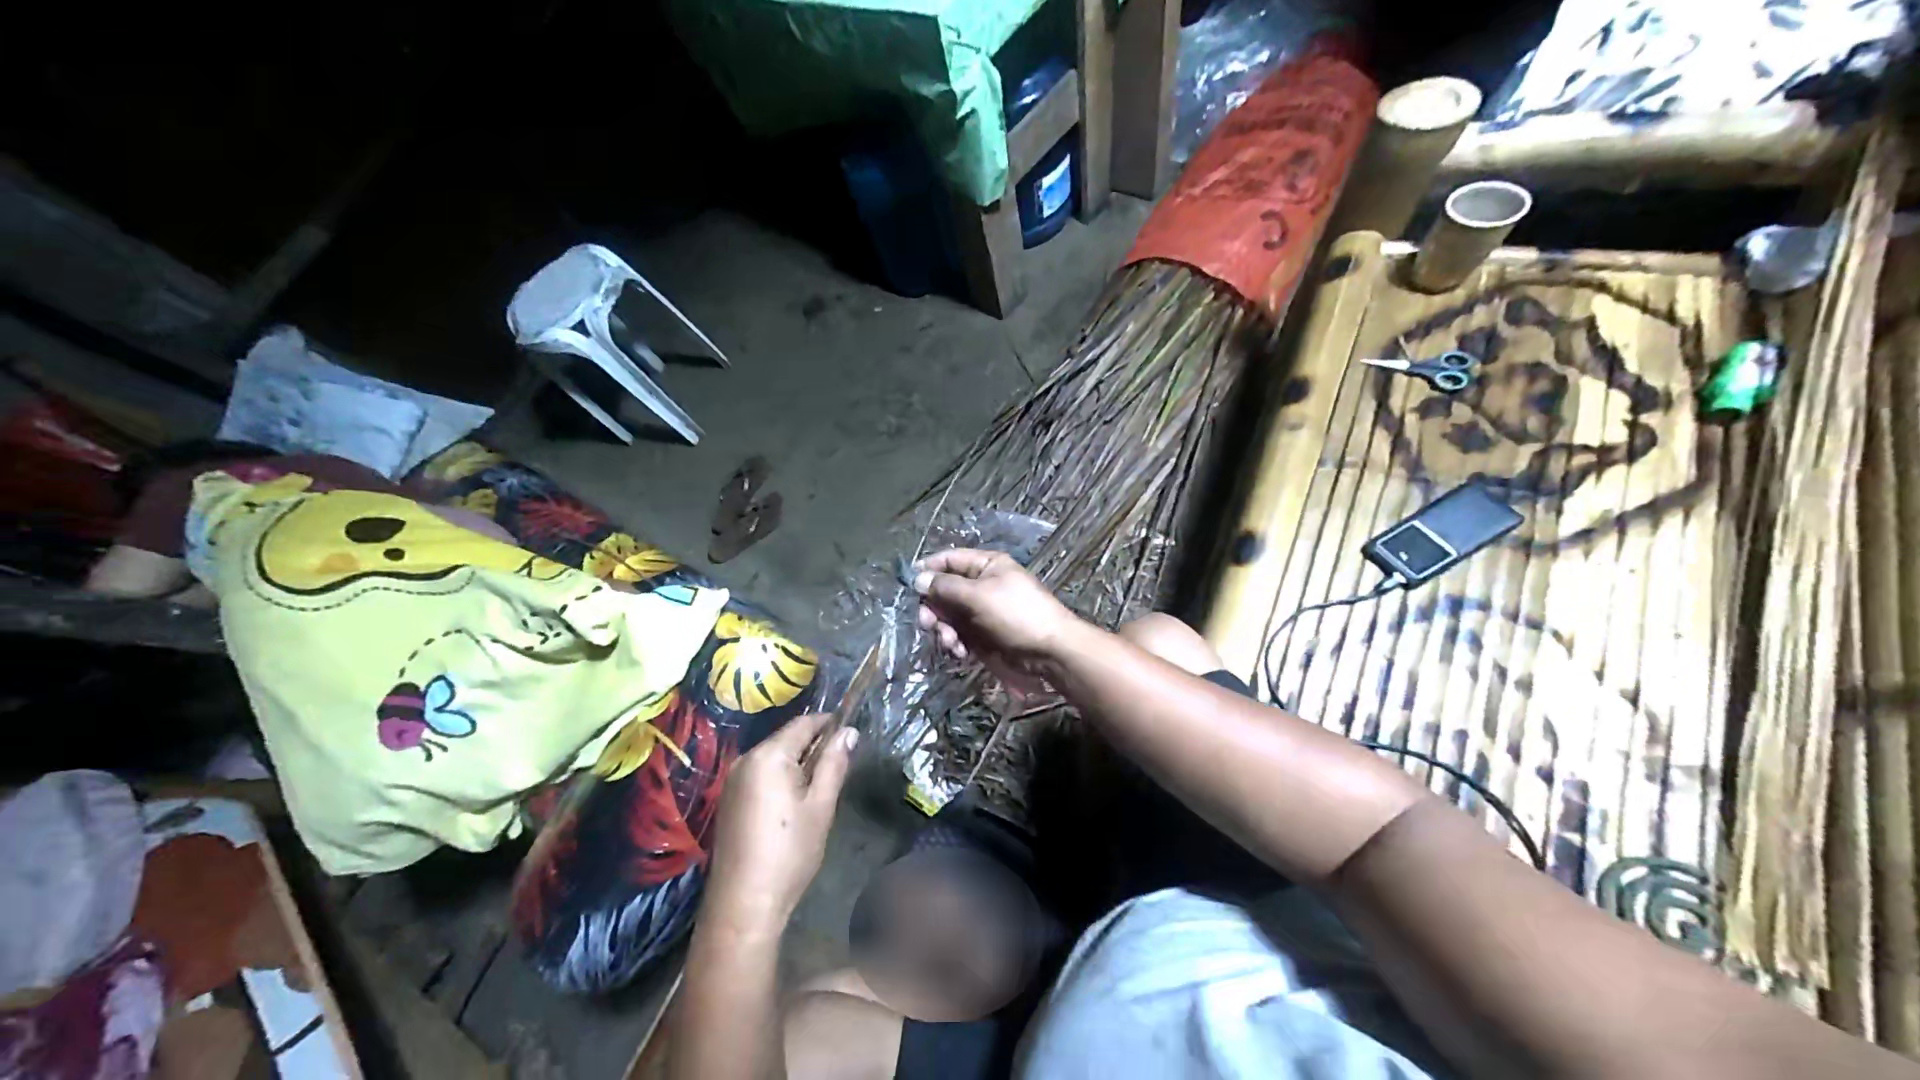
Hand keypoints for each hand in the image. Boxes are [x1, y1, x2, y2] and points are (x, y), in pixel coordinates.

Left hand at [704, 712, 857, 930]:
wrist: (744, 903)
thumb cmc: (790, 852)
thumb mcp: (821, 805)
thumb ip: (834, 763)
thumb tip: (849, 731)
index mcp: (769, 755)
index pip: (803, 723)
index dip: (829, 723)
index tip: (850, 733)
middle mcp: (746, 758)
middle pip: (786, 737)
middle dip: (814, 743)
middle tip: (840, 763)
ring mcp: (733, 778)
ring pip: (773, 755)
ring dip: (798, 761)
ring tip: (821, 783)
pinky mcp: (729, 798)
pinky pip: (760, 772)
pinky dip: (781, 775)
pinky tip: (794, 799)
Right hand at [912, 549, 1082, 688]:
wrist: (1049, 652)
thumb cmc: (1017, 615)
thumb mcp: (979, 595)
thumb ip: (945, 587)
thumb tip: (917, 578)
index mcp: (986, 565)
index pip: (948, 560)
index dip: (928, 570)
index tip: (909, 586)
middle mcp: (981, 585)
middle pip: (943, 591)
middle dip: (934, 608)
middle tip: (928, 624)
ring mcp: (981, 611)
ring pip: (947, 616)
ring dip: (943, 630)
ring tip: (951, 643)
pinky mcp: (982, 635)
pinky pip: (958, 634)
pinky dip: (955, 643)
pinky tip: (960, 653)